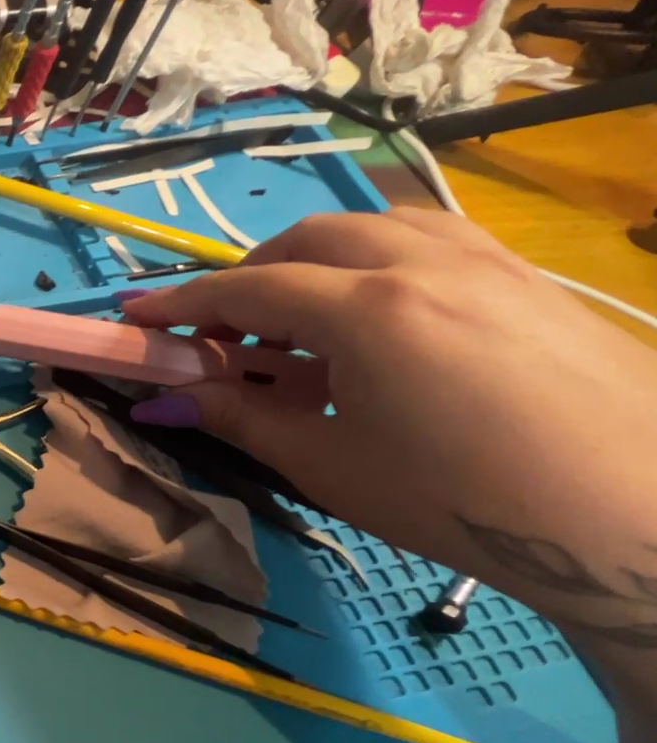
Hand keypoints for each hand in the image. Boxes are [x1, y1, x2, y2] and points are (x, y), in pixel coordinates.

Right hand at [119, 209, 656, 649]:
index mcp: (370, 310)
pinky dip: (377, 259)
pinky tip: (376, 313)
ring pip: (377, 226)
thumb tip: (159, 400)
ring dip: (314, 259)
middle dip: (249, 275)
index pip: (249, 288)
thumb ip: (236, 416)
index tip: (135, 316)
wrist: (631, 516)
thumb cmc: (455, 499)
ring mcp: (490, 264)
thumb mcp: (324, 462)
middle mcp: (428, 264)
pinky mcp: (530, 281)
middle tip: (222, 333)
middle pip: (310, 239)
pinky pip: (434, 239)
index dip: (182, 301)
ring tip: (297, 317)